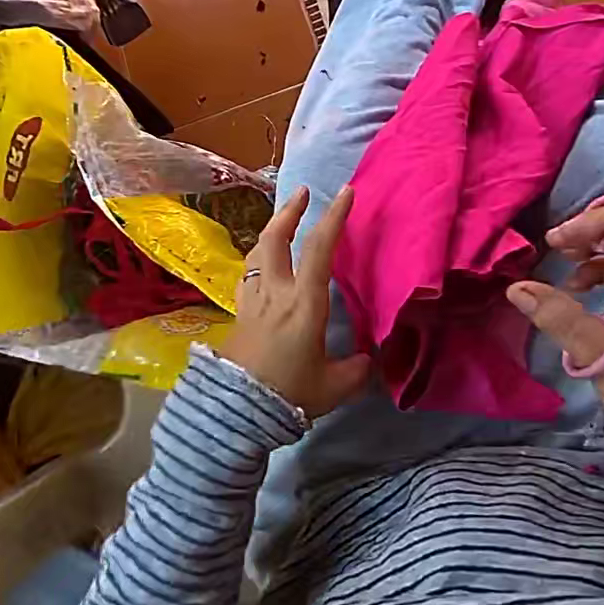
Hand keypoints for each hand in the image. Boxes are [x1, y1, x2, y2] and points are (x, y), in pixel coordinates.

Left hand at [218, 186, 371, 418]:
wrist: (237, 412)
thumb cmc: (290, 393)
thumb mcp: (335, 386)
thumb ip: (356, 370)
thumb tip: (366, 360)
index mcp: (304, 302)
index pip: (319, 249)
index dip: (334, 217)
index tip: (346, 193)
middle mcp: (275, 292)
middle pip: (275, 238)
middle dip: (290, 211)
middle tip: (303, 193)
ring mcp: (252, 301)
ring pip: (256, 253)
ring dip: (271, 231)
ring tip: (282, 224)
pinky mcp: (238, 315)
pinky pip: (246, 275)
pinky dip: (257, 260)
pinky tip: (261, 266)